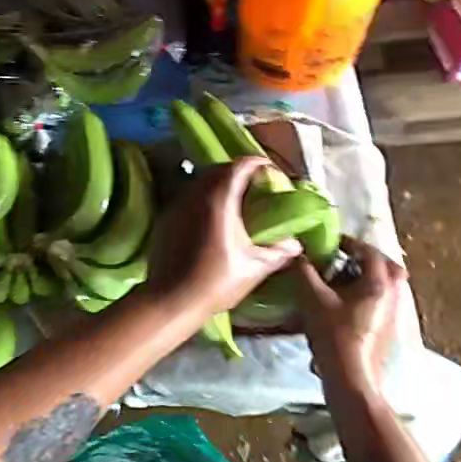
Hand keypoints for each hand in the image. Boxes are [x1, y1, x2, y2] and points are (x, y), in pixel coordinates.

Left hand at [149, 156, 300, 325]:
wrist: (171, 298)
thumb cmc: (216, 281)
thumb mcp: (256, 267)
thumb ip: (279, 251)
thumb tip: (295, 243)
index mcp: (217, 202)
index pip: (236, 168)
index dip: (255, 163)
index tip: (270, 169)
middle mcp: (193, 198)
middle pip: (215, 171)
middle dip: (236, 172)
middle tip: (255, 184)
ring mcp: (175, 208)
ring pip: (197, 184)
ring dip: (217, 185)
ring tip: (235, 200)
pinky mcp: (165, 220)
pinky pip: (185, 199)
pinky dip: (201, 199)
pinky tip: (212, 217)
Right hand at [296, 238, 405, 398]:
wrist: (351, 373)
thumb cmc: (333, 332)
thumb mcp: (312, 297)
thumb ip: (304, 271)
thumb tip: (298, 253)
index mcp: (378, 283)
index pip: (369, 251)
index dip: (348, 242)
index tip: (328, 241)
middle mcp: (393, 294)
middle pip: (387, 266)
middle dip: (364, 257)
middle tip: (341, 257)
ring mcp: (393, 311)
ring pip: (385, 282)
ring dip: (364, 274)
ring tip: (338, 277)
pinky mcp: (388, 324)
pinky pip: (381, 297)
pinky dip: (365, 290)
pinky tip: (343, 299)